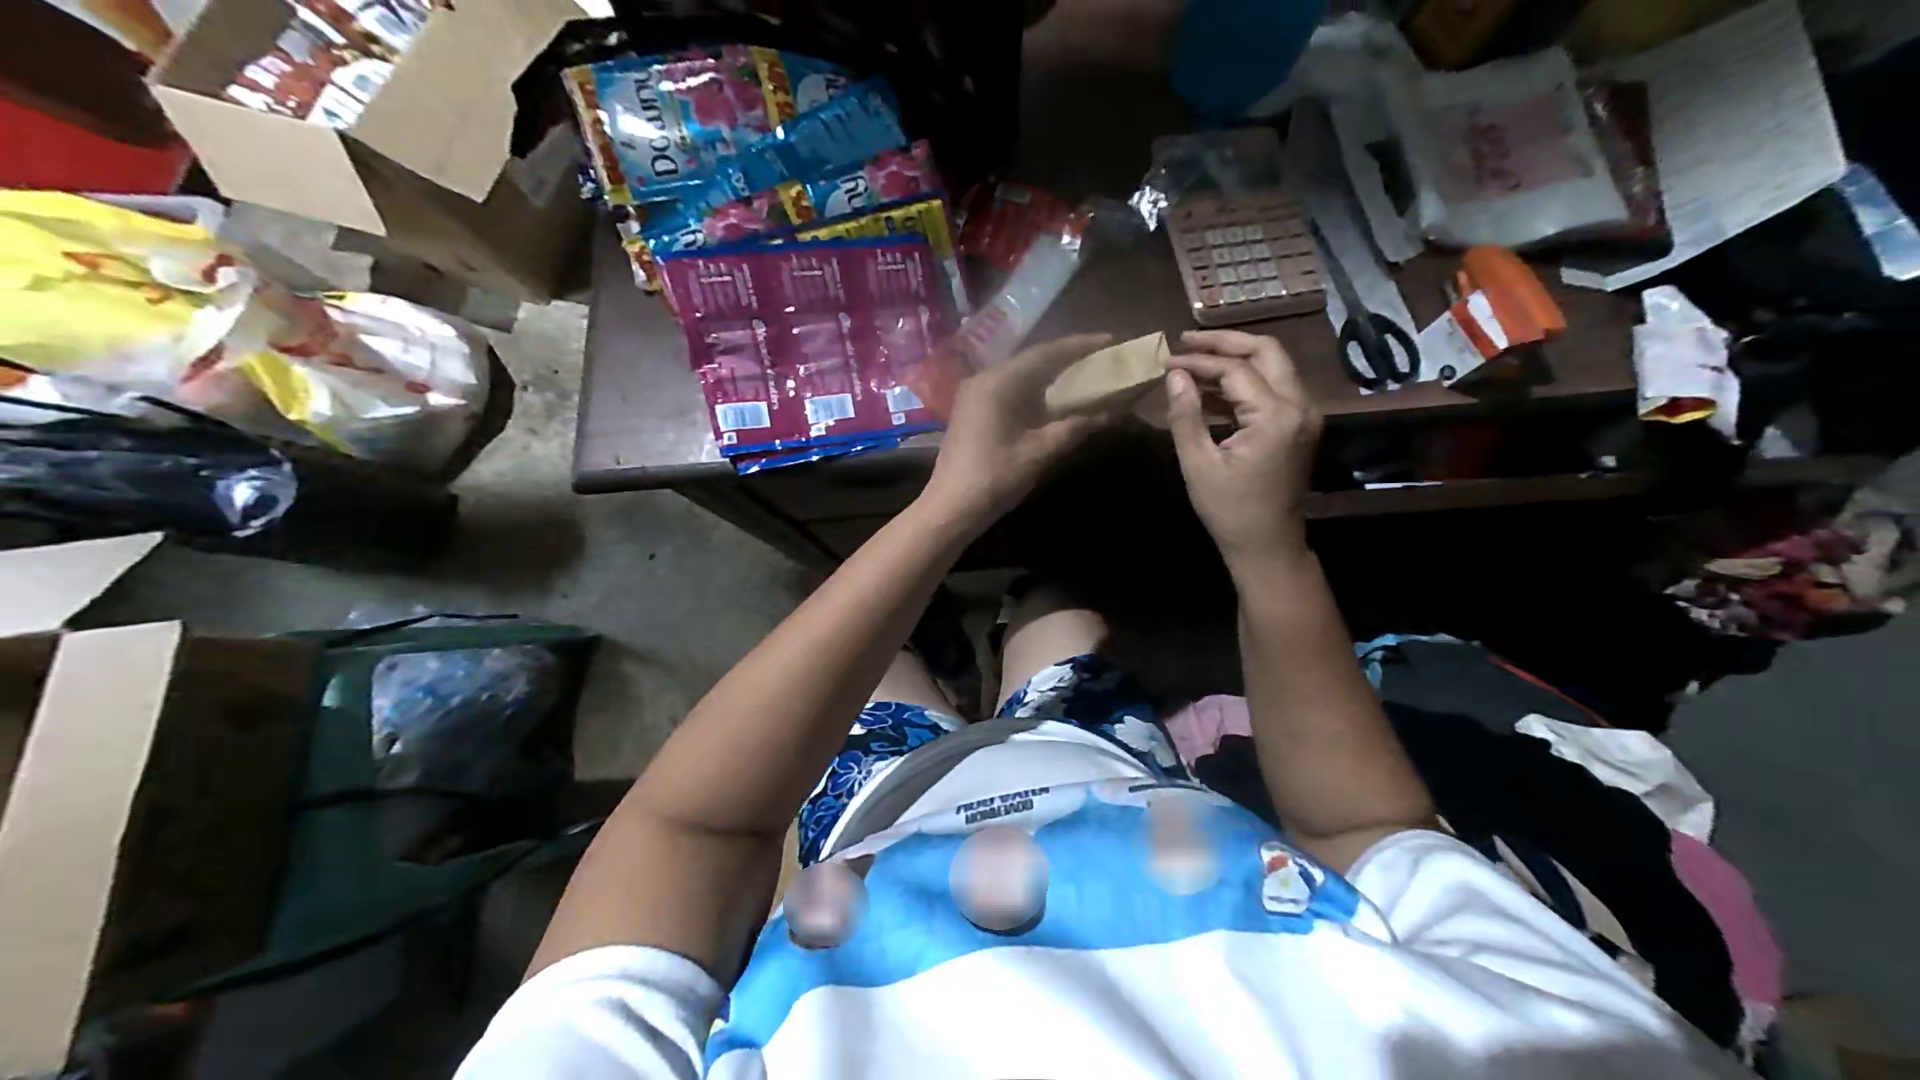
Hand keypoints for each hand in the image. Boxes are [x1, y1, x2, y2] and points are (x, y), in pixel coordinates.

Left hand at [921, 333, 1116, 529]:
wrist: (951, 508)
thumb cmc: (994, 478)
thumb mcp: (1039, 452)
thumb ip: (1075, 427)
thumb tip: (1110, 413)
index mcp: (998, 383)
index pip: (1045, 354)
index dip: (1079, 346)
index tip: (1109, 340)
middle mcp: (984, 380)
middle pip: (1033, 361)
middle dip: (1068, 359)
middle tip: (1102, 357)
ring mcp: (976, 395)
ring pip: (1022, 376)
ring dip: (1053, 375)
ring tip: (1087, 374)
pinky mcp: (975, 411)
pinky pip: (1012, 391)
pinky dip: (1037, 392)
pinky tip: (1057, 398)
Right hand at [1165, 330, 1321, 567]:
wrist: (1268, 544)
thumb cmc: (1229, 510)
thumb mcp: (1198, 464)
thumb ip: (1185, 416)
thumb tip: (1174, 376)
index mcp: (1276, 416)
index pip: (1236, 370)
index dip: (1198, 362)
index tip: (1166, 362)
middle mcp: (1301, 405)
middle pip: (1266, 351)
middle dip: (1224, 343)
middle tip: (1186, 342)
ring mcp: (1305, 414)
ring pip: (1274, 365)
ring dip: (1236, 359)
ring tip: (1195, 361)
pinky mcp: (1300, 424)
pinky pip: (1274, 387)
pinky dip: (1245, 381)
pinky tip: (1212, 389)